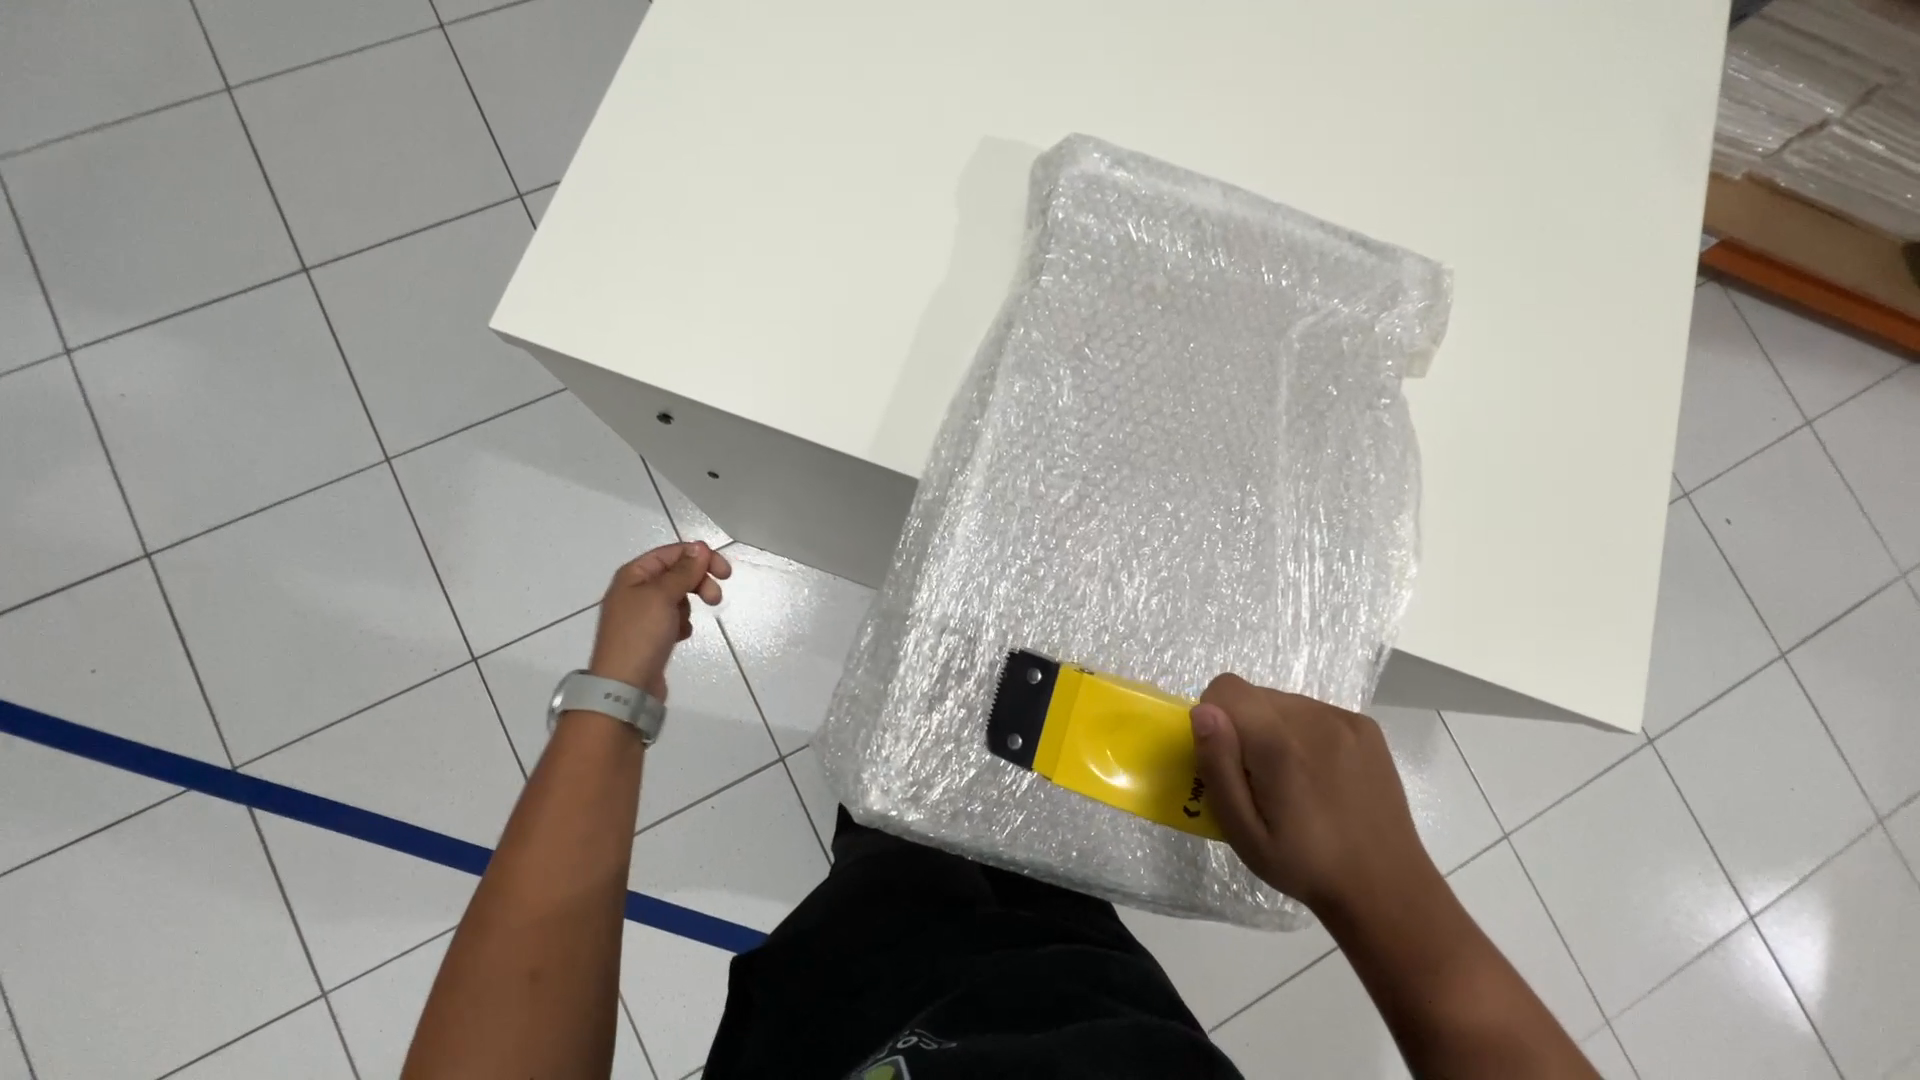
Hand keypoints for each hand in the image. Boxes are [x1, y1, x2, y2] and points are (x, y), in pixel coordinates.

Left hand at [587, 541, 730, 701]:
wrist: (625, 686)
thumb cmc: (640, 635)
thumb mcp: (662, 596)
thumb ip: (683, 570)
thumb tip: (700, 547)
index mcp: (633, 574)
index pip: (672, 553)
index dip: (699, 557)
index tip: (725, 572)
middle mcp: (636, 590)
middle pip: (676, 574)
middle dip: (699, 582)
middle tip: (715, 599)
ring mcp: (643, 614)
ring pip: (678, 596)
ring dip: (690, 604)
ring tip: (689, 623)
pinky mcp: (651, 635)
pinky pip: (674, 618)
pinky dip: (683, 623)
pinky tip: (681, 635)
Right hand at [1190, 674, 1437, 918]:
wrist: (1386, 886)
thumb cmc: (1303, 865)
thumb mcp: (1243, 831)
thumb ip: (1218, 767)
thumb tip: (1202, 711)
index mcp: (1279, 743)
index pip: (1226, 688)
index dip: (1214, 718)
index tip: (1225, 760)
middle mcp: (1314, 718)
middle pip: (1254, 695)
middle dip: (1243, 728)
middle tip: (1256, 779)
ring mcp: (1345, 720)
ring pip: (1283, 702)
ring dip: (1272, 730)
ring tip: (1290, 781)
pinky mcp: (1366, 727)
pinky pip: (1313, 712)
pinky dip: (1303, 733)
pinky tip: (1318, 775)